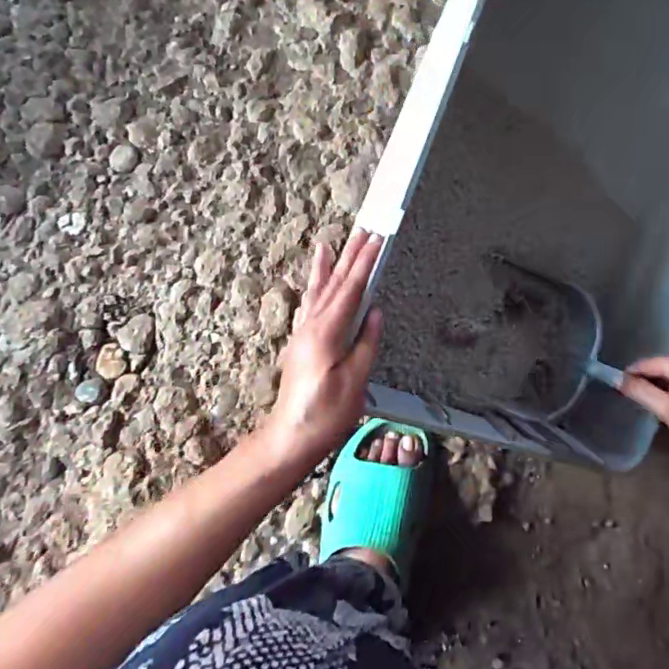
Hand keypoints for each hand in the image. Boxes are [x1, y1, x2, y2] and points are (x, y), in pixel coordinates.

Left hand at [258, 230, 383, 470]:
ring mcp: (303, 335)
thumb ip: (366, 343)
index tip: (378, 240)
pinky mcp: (301, 344)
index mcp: (326, 333)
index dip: (366, 263)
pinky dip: (315, 287)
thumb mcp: (354, 381)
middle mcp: (310, 327)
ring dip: (329, 266)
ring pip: (318, 291)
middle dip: (350, 255)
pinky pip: (309, 305)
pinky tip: (316, 283)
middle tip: (364, 230)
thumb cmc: (324, 415)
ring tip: (331, 243)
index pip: (351, 289)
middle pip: (334, 283)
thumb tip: (375, 314)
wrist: (290, 438)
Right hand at [620, 350, 668, 458]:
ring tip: (662, 407)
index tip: (619, 387)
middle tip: (643, 403)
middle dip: (652, 382)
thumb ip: (641, 391)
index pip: (648, 364)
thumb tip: (618, 378)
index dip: (632, 375)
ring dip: (668, 387)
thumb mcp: (668, 410)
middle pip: (664, 367)